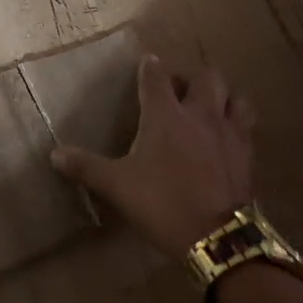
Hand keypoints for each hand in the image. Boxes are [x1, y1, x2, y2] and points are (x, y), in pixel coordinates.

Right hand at [51, 54, 256, 258]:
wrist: (218, 239)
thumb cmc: (162, 202)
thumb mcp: (117, 185)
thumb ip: (86, 166)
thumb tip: (54, 154)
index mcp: (165, 114)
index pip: (156, 76)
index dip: (150, 66)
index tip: (147, 63)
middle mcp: (199, 114)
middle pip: (206, 77)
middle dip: (193, 77)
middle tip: (180, 89)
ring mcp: (229, 134)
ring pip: (236, 98)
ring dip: (224, 96)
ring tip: (210, 106)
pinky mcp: (248, 157)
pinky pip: (247, 128)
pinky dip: (238, 125)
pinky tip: (227, 137)